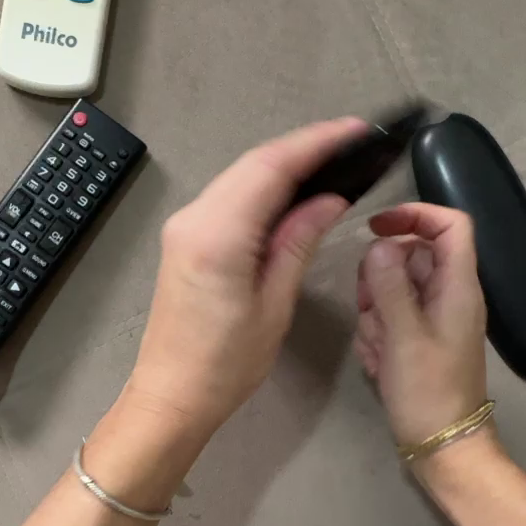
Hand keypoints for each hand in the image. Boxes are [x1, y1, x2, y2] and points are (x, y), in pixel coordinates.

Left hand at [122, 118, 368, 440]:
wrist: (170, 395)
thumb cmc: (225, 365)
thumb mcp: (274, 305)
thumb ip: (298, 242)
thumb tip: (328, 200)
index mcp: (217, 236)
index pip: (270, 168)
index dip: (316, 143)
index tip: (355, 130)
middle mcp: (193, 219)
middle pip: (253, 165)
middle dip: (304, 149)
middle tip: (352, 143)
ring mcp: (184, 227)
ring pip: (240, 177)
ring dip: (284, 166)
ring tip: (332, 163)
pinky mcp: (184, 239)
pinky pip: (229, 198)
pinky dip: (263, 187)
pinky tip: (293, 193)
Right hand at [354, 203, 488, 444]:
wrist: (443, 447)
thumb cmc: (429, 391)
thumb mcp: (404, 336)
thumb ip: (389, 285)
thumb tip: (378, 244)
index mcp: (458, 286)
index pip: (450, 224)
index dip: (414, 215)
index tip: (375, 228)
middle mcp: (448, 296)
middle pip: (410, 256)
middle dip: (379, 276)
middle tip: (369, 307)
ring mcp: (431, 320)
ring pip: (392, 289)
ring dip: (374, 312)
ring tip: (378, 345)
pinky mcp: (416, 341)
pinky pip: (388, 319)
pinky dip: (377, 335)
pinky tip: (378, 362)